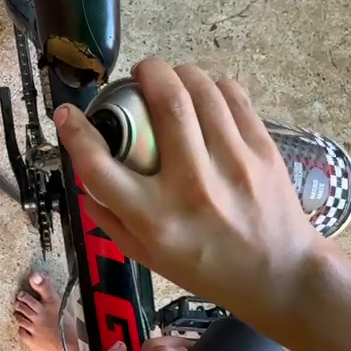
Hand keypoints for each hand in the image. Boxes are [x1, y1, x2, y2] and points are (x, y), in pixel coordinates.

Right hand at [56, 58, 321, 326]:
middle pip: (166, 103)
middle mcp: (191, 187)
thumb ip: (110, 220)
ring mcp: (233, 165)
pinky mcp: (264, 152)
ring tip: (172, 78)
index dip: (76, 132)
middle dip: (147, 72)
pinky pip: (234, 98)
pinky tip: (206, 93)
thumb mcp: (147, 258)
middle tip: (139, 74)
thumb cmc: (207, 269)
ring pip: (203, 91)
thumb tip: (83, 177)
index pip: (99, 166)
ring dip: (180, 73)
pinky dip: (214, 85)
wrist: (283, 278)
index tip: (67, 112)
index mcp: (153, 218)